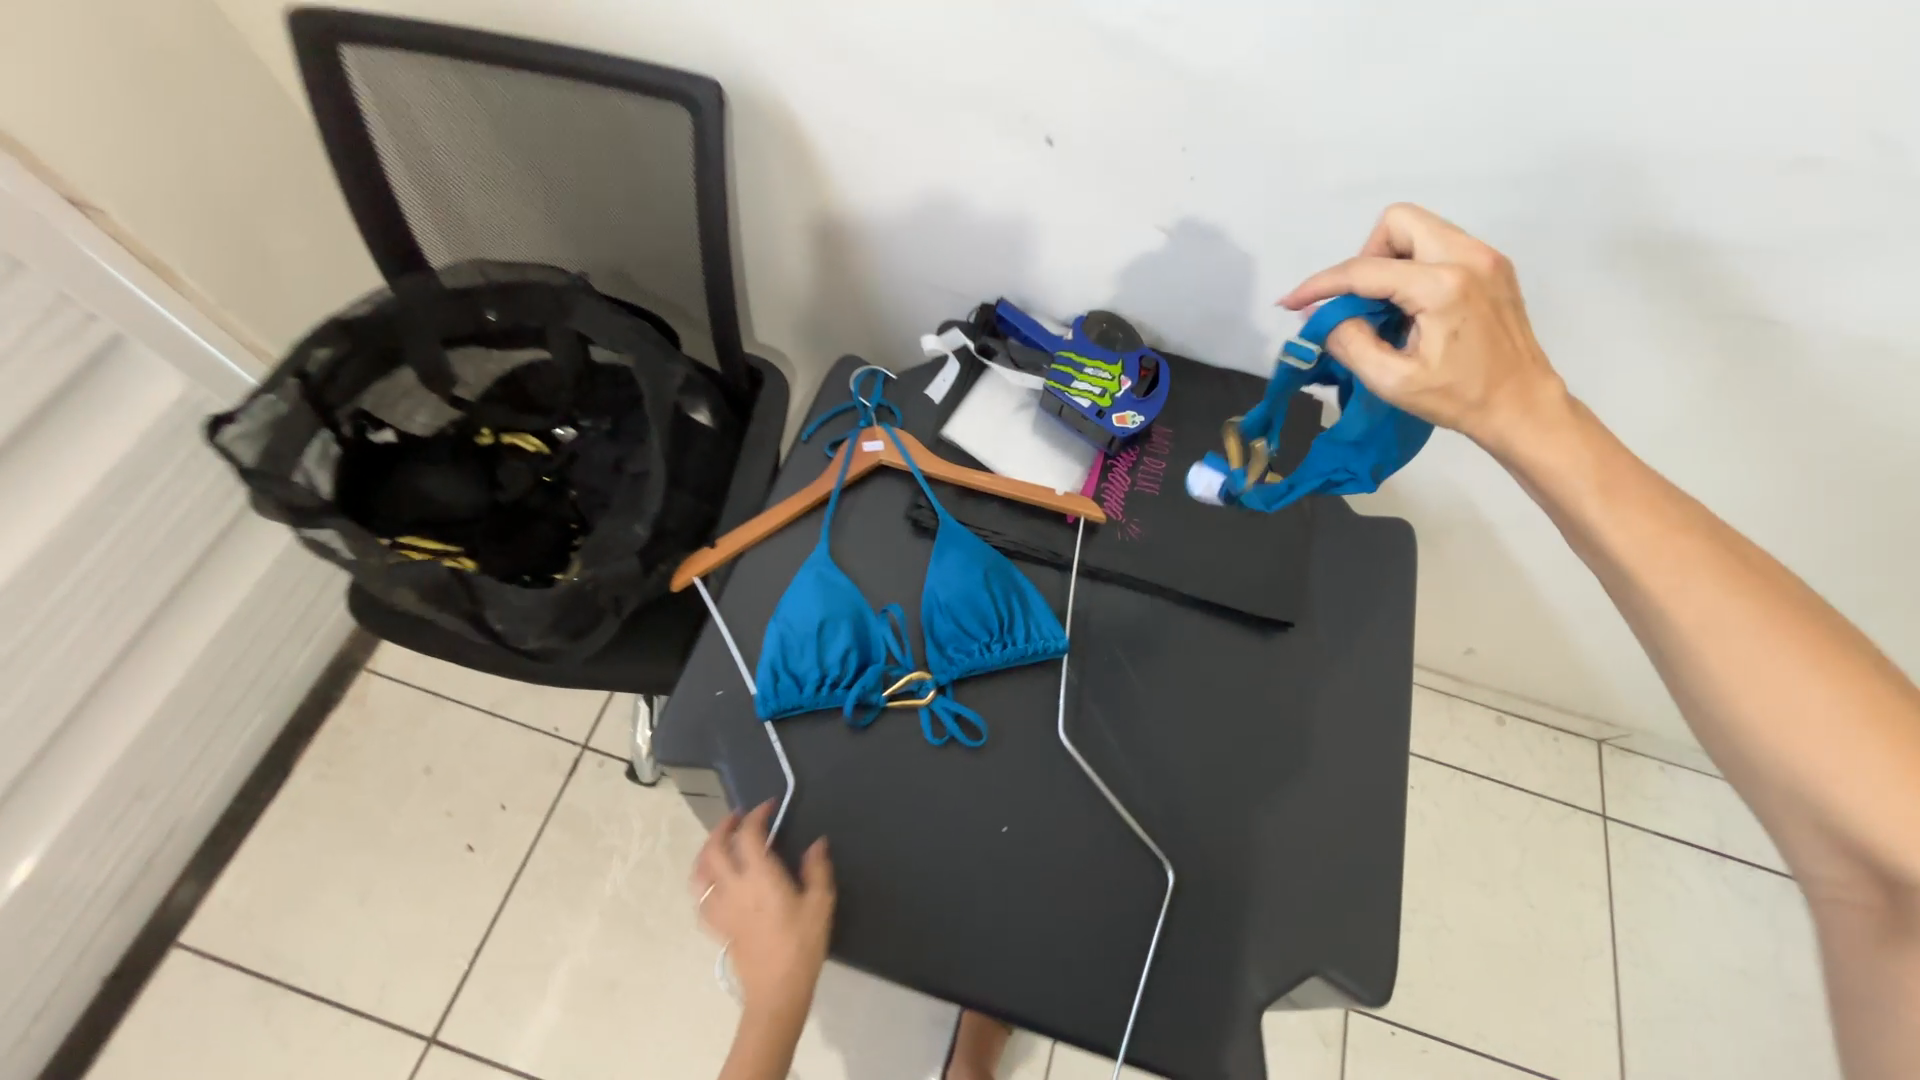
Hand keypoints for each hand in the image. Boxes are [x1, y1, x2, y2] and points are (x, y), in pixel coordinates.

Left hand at [691, 802, 834, 1018]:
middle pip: (714, 848)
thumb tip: (817, 843)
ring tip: (719, 844)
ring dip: (707, 851)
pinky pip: (700, 899)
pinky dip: (703, 883)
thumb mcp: (821, 902)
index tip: (769, 807)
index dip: (757, 815)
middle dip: (724, 827)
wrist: (777, 991)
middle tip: (739, 818)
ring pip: (699, 872)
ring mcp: (721, 908)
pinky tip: (714, 883)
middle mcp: (734, 886)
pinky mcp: (717, 927)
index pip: (749, 835)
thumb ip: (817, 868)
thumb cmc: (802, 944)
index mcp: (760, 876)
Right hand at [1280, 203, 1569, 453]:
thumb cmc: (1458, 398)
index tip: (1293, 303)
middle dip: (1365, 258)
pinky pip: (1439, 245)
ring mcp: (1485, 257)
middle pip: (1397, 222)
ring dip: (1389, 260)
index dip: (1320, 285)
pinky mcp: (1492, 266)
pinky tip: (1410, 307)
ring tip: (1384, 307)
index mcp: (1442, 287)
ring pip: (1419, 229)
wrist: (1522, 405)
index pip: (1365, 270)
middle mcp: (1468, 257)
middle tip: (1359, 300)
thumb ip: (1349, 342)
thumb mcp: (1391, 381)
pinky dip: (1412, 267)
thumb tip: (1321, 316)